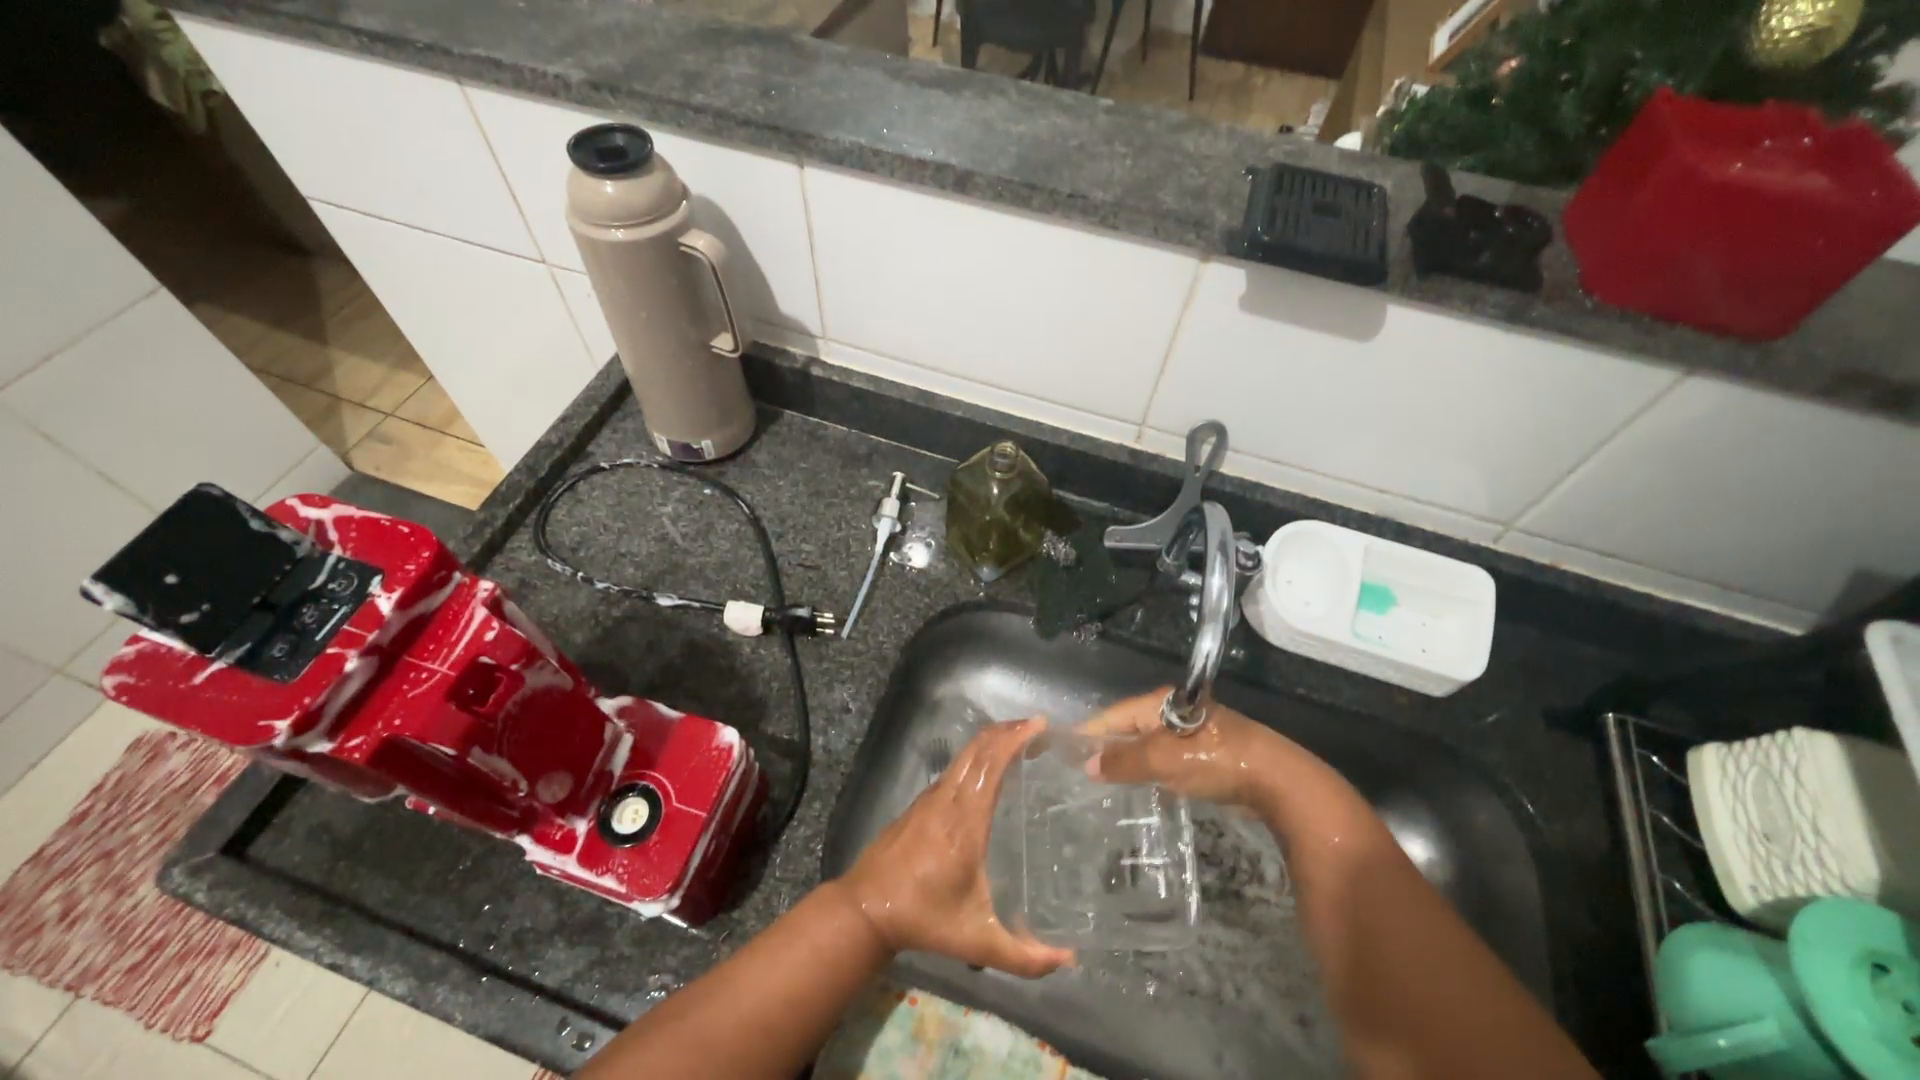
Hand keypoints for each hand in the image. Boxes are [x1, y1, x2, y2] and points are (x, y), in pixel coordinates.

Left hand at [837, 718, 1074, 977]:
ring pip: (962, 758)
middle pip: (977, 750)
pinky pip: (951, 772)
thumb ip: (1024, 958)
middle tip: (1038, 730)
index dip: (1015, 739)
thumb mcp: (977, 943)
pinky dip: (974, 761)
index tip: (1041, 726)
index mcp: (965, 823)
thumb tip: (1068, 961)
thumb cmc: (923, 919)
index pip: (990, 764)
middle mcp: (947, 802)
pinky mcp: (917, 807)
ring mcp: (928, 801)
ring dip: (990, 744)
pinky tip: (986, 776)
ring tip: (1020, 745)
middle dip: (1008, 732)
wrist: (864, 909)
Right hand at [1081, 688, 1292, 807]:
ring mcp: (1190, 734)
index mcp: (1161, 703)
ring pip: (1147, 747)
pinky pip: (1165, 761)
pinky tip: (1139, 791)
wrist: (1276, 782)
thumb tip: (1086, 765)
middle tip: (1078, 777)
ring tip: (1102, 787)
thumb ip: (1123, 762)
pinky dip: (1150, 774)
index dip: (1089, 736)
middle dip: (1106, 751)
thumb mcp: (1163, 761)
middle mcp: (1173, 712)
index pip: (1112, 715)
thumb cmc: (1216, 763)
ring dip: (1129, 765)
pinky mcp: (1204, 756)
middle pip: (1129, 729)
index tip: (1063, 756)